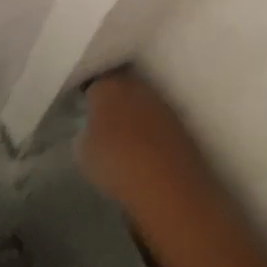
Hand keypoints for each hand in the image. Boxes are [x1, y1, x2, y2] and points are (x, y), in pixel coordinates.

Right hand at [79, 69, 215, 207]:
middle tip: (100, 120)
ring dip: (134, 115)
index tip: (82, 106)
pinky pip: (158, 123)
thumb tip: (91, 128)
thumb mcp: (82, 151)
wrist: (171, 188)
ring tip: (123, 138)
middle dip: (112, 99)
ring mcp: (165, 106)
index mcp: (109, 85)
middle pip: (122, 85)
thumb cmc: (117, 164)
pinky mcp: (184, 128)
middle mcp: (139, 86)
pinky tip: (144, 151)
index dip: (87, 92)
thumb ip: (84, 131)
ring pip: (142, 102)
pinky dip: (151, 132)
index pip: (94, 78)